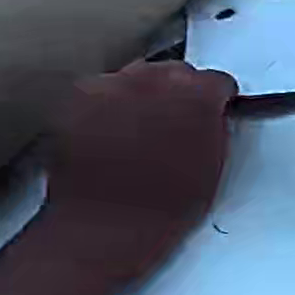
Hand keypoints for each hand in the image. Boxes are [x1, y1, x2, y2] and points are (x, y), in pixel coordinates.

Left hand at [39, 59, 237, 278]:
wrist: (109, 224)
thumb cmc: (170, 202)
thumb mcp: (214, 163)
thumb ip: (214, 126)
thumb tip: (211, 114)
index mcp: (197, 96)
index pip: (217, 80)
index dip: (218, 99)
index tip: (215, 112)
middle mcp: (153, 79)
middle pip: (176, 71)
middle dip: (180, 92)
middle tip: (179, 122)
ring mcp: (111, 85)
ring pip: (137, 76)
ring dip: (145, 94)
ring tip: (143, 127)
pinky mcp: (77, 98)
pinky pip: (102, 89)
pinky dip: (111, 104)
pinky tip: (114, 132)